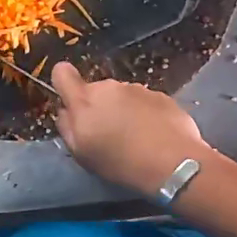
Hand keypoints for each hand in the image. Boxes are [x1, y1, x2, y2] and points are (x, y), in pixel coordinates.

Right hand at [51, 62, 212, 195]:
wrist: (174, 164)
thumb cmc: (119, 162)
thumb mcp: (81, 153)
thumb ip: (66, 126)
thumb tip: (65, 111)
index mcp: (84, 100)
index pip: (62, 73)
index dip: (63, 82)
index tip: (70, 99)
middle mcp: (109, 87)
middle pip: (95, 90)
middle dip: (98, 106)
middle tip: (109, 133)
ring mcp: (137, 89)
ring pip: (120, 96)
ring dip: (122, 110)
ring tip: (135, 136)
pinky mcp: (161, 96)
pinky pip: (144, 102)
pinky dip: (144, 114)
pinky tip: (154, 135)